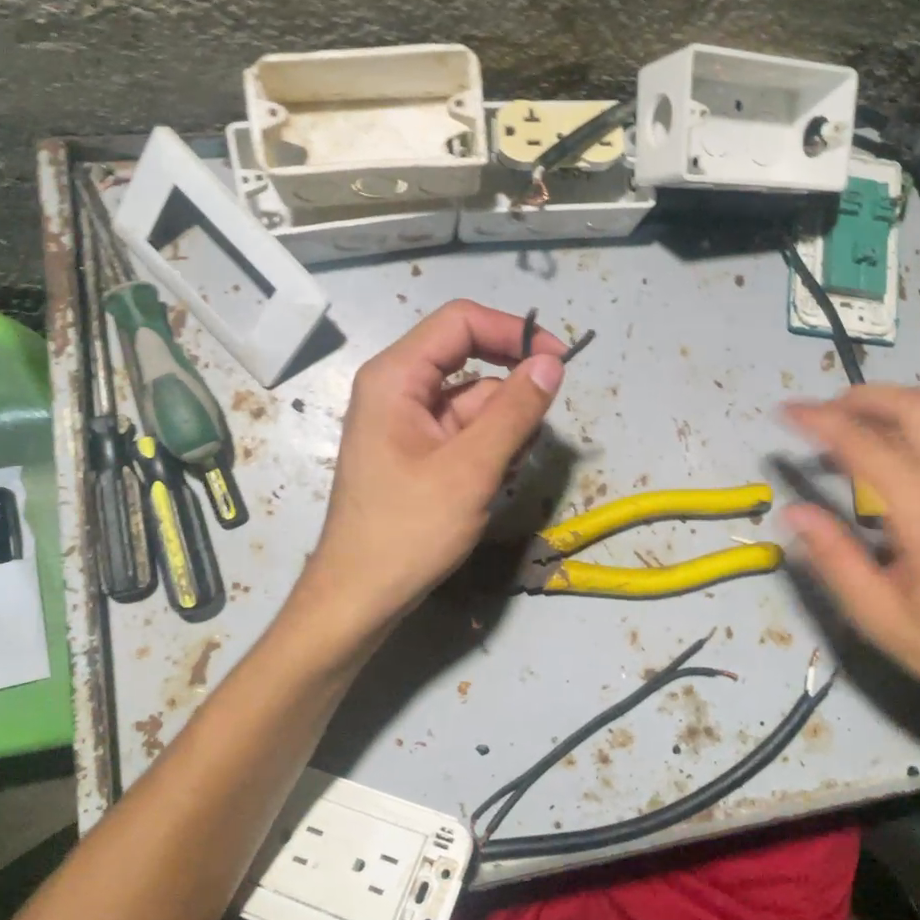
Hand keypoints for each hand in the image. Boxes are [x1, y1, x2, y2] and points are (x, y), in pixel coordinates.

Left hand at [300, 301, 565, 641]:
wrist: (360, 598)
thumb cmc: (408, 530)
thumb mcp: (471, 468)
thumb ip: (515, 411)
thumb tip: (552, 362)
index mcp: (395, 376)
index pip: (461, 321)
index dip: (513, 331)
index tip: (560, 360)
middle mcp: (397, 388)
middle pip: (470, 360)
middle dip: (510, 394)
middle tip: (537, 431)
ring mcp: (406, 421)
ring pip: (474, 400)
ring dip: (503, 429)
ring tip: (503, 474)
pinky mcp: (417, 451)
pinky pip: (464, 431)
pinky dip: (488, 450)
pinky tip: (491, 484)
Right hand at [782, 386, 919, 758]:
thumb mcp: (880, 619)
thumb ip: (834, 561)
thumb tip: (792, 512)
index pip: (871, 450)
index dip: (825, 423)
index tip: (787, 412)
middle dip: (869, 396)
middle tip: (825, 408)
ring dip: (901, 400)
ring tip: (857, 415)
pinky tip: (898, 442)